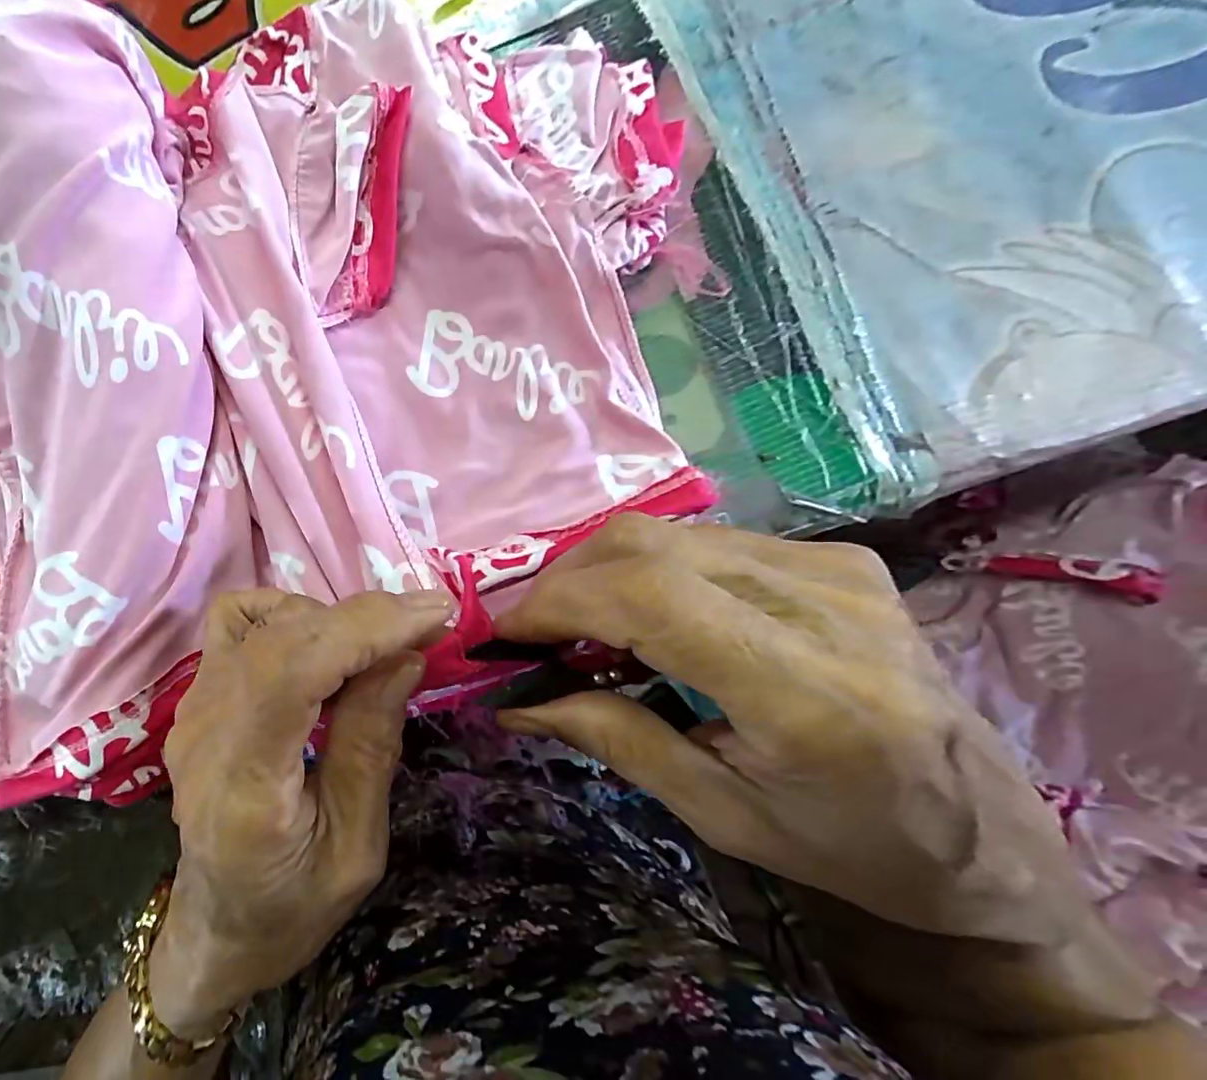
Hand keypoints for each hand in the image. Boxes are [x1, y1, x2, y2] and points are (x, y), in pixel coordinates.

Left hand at [150, 588, 452, 1035]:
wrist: (218, 924)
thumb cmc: (292, 905)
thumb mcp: (356, 848)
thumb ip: (371, 745)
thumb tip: (403, 656)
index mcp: (244, 783)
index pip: (292, 670)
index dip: (365, 628)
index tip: (434, 613)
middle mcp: (204, 730)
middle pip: (278, 636)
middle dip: (363, 618)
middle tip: (425, 626)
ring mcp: (191, 709)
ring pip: (258, 621)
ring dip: (329, 620)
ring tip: (375, 650)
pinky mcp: (193, 699)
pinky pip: (234, 625)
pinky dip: (283, 617)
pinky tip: (317, 647)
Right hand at [492, 515, 1090, 946]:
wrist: (987, 834)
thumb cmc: (847, 845)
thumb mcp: (717, 812)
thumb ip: (613, 739)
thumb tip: (515, 702)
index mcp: (806, 692)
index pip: (650, 597)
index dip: (558, 602)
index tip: (506, 635)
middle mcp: (828, 608)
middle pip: (647, 546)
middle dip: (563, 581)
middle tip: (530, 630)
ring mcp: (838, 571)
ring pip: (665, 532)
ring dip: (595, 571)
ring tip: (573, 622)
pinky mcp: (837, 558)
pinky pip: (701, 540)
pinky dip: (641, 568)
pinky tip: (635, 611)